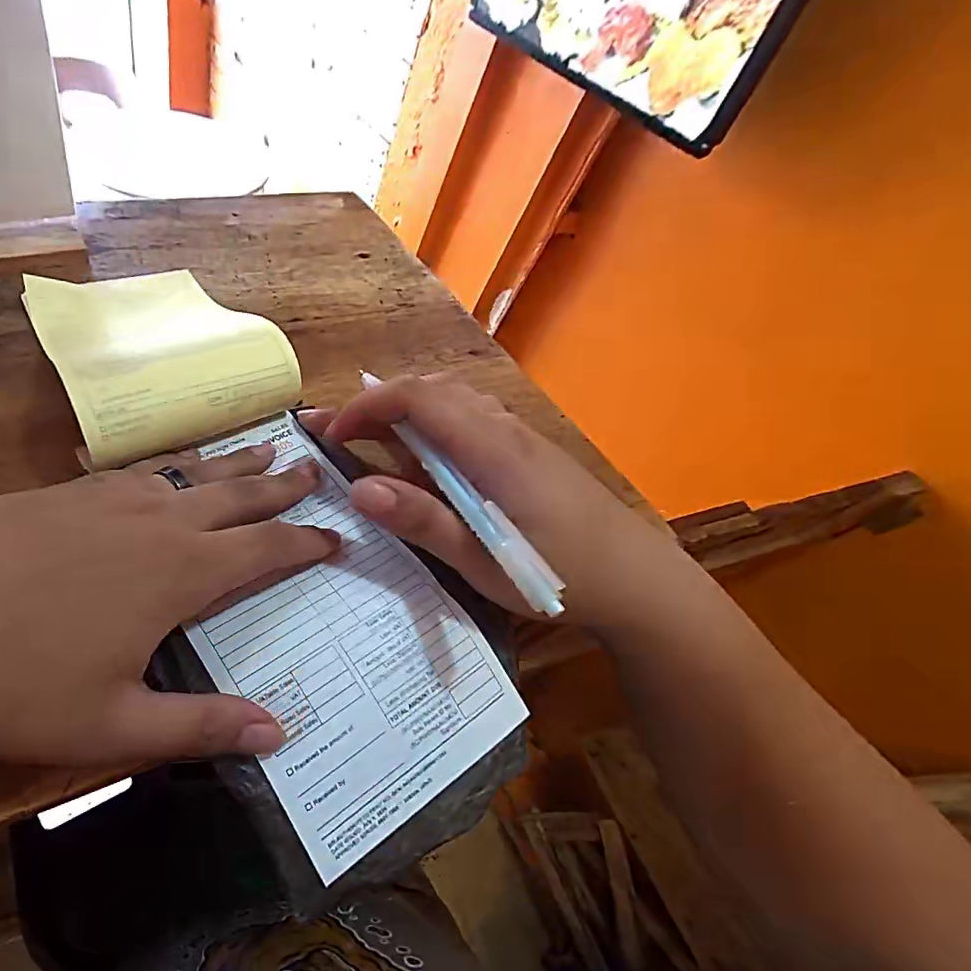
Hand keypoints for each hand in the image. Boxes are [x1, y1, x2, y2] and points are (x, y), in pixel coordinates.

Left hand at [0, 444, 337, 765]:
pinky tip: (166, 475)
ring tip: (264, 449)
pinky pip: (135, 474)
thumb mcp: (111, 726)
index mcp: (176, 574)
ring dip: (232, 465)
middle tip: (315, 471)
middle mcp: (151, 524)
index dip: (306, 543)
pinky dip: (171, 470)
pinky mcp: (54, 496)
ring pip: (186, 475)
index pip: (263, 550)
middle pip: (234, 495)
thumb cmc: (6, 689)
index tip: (337, 538)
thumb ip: (200, 727)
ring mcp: (100, 502)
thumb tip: (280, 733)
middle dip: (280, 486)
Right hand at [311, 376, 677, 627]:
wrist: (639, 579)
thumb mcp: (484, 560)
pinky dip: (433, 429)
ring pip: (453, 402)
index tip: (331, 436)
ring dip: (406, 414)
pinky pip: (471, 422)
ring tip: (371, 444)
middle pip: (433, 391)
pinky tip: (426, 463)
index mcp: (492, 450)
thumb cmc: (560, 576)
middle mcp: (506, 430)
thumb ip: (423, 521)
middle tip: (338, 437)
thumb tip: (359, 490)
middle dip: (378, 405)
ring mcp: (521, 438)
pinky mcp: (528, 454)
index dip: (367, 408)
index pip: (418, 399)